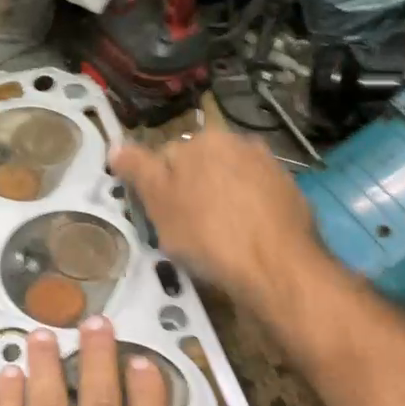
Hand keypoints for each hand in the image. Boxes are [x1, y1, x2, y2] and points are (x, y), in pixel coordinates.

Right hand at [110, 132, 324, 300]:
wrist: (276, 265)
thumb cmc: (207, 234)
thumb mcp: (159, 203)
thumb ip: (138, 170)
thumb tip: (115, 148)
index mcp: (203, 139)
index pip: (165, 157)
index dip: (157, 190)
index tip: (160, 217)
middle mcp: (239, 142)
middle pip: (200, 167)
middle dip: (191, 192)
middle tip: (186, 230)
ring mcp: (269, 166)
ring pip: (228, 182)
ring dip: (219, 201)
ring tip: (217, 237)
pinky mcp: (289, 192)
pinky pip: (254, 198)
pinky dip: (246, 212)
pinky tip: (244, 238)